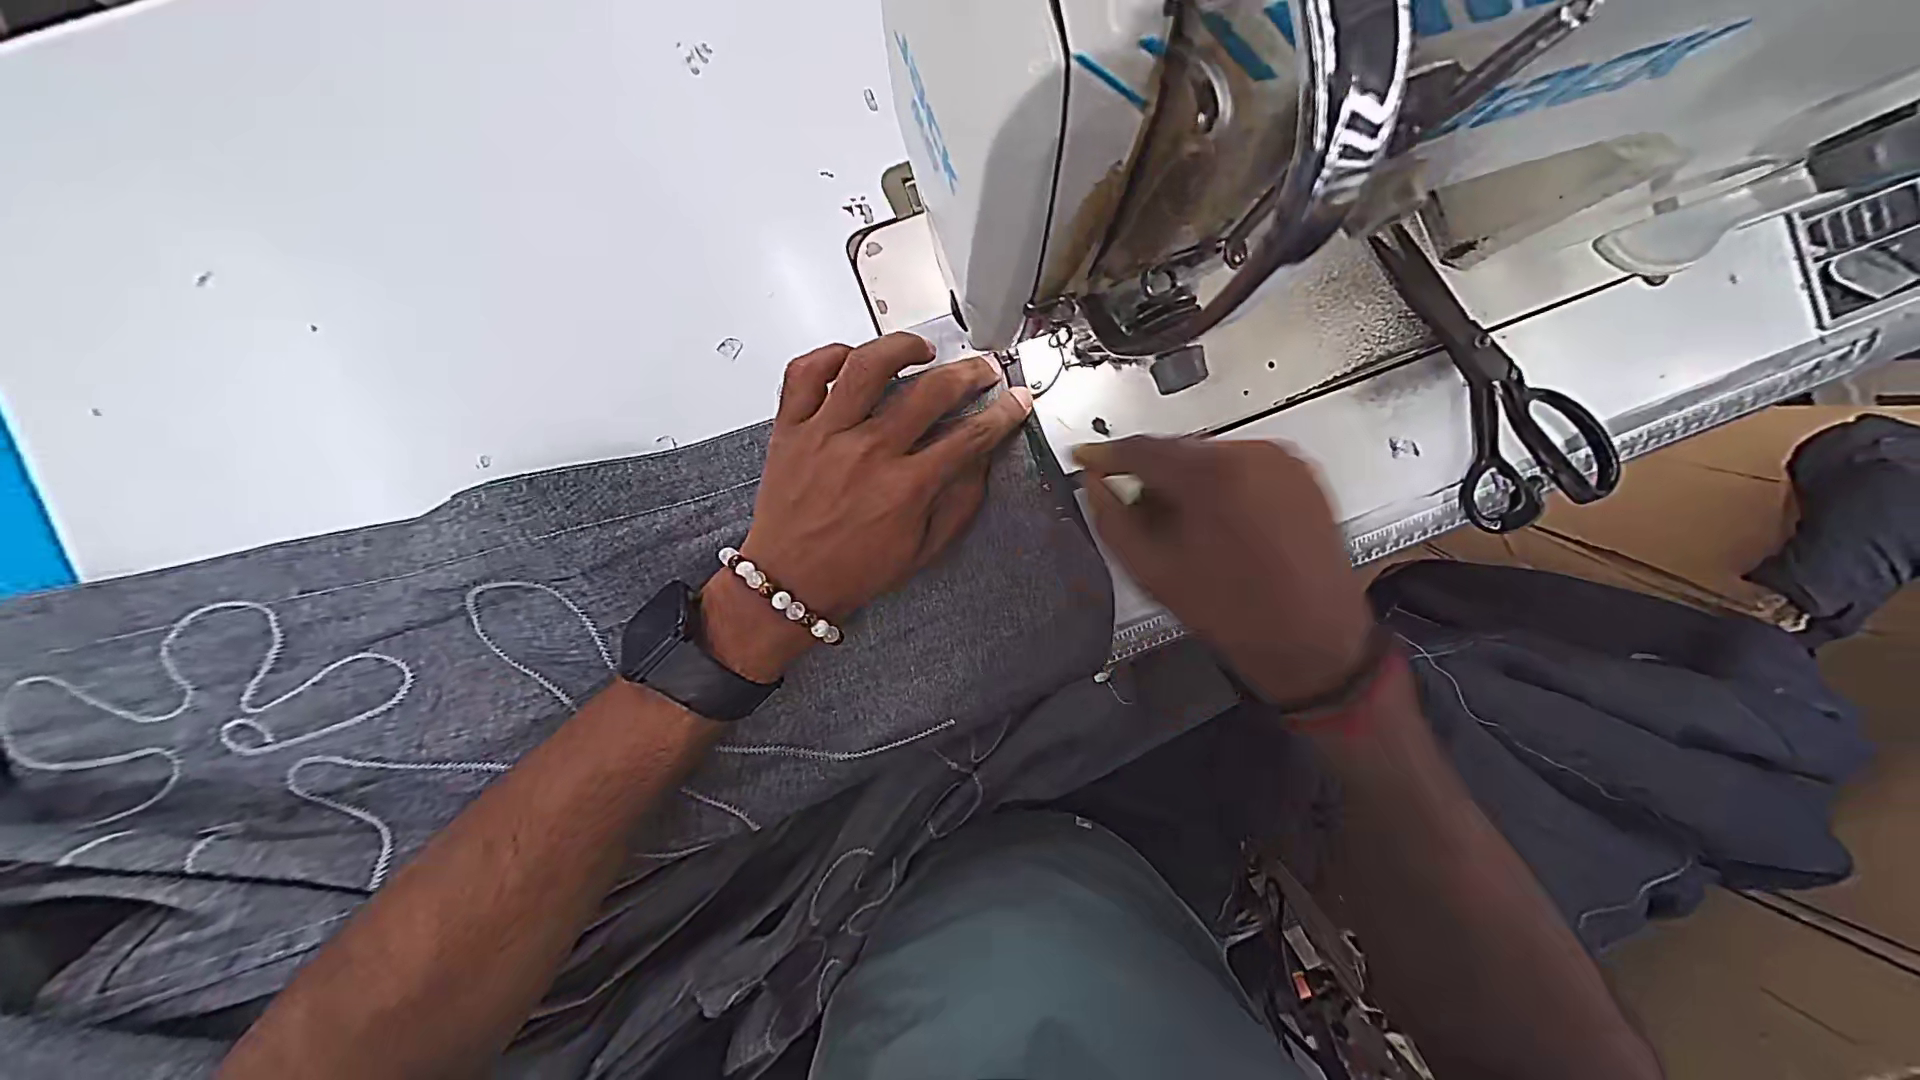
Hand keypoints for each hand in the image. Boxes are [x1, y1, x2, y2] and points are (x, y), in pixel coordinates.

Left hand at [700, 333, 1033, 681]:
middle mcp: (867, 453)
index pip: (969, 436)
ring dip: (903, 347)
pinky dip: (830, 355)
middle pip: (931, 391)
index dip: (1002, 413)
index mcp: (905, 487)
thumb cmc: (852, 569)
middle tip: (980, 370)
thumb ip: (958, 504)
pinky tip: (852, 358)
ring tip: (921, 349)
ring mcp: (826, 435)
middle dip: (970, 373)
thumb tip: (981, 463)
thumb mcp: (922, 549)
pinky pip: (805, 373)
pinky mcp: (791, 429)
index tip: (1013, 401)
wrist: (790, 582)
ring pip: (868, 366)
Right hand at [1074, 437, 1373, 703]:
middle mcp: (1251, 457)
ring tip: (1185, 528)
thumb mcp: (1152, 572)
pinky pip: (1242, 466)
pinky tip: (1218, 525)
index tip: (1090, 459)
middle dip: (1150, 476)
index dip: (1105, 456)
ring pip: (1209, 457)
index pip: (1140, 448)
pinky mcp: (1300, 474)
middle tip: (1135, 507)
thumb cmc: (1242, 616)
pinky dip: (1221, 486)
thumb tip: (1096, 488)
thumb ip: (1112, 519)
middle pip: (1176, 449)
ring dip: (1187, 483)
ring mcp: (1281, 462)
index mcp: (1211, 477)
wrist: (1311, 640)